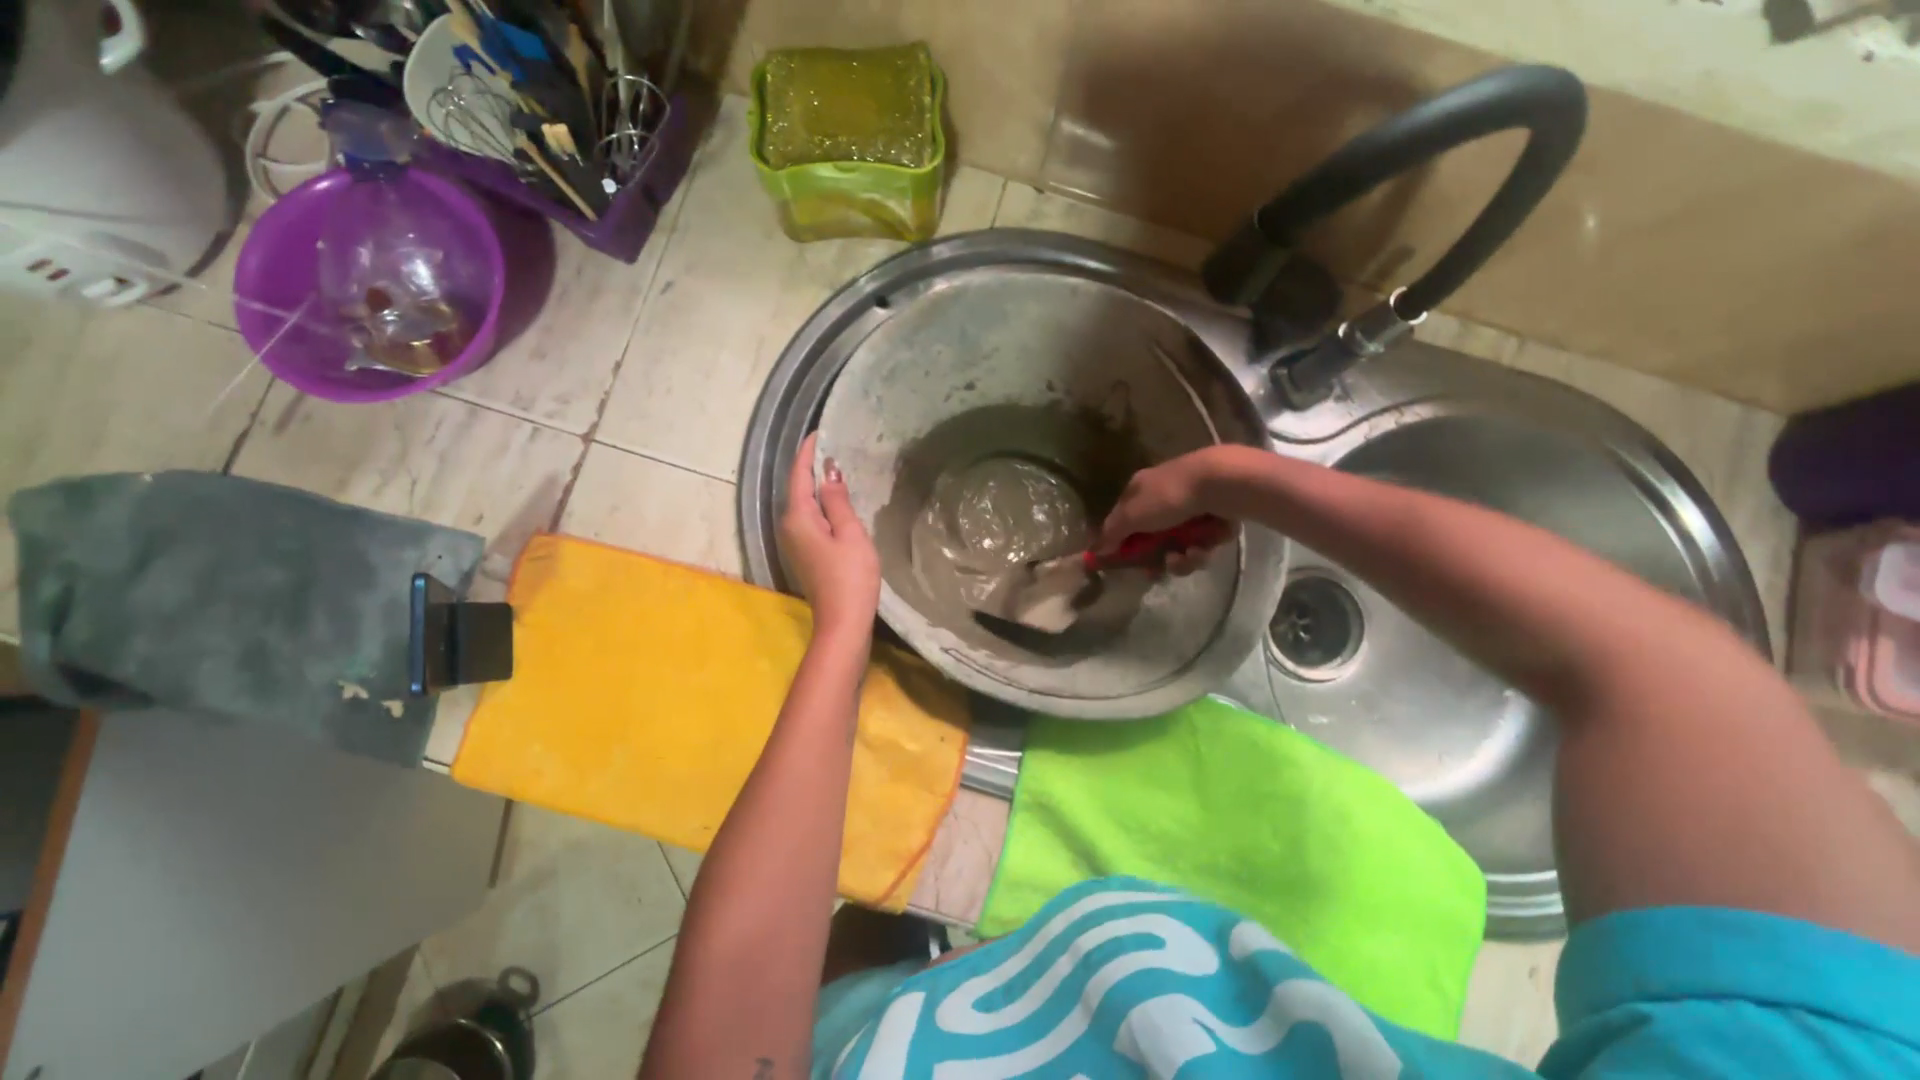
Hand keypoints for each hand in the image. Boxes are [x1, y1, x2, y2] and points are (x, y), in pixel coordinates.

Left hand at [782, 433, 880, 638]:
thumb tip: (828, 470)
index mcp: (798, 517)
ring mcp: (794, 542)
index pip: (799, 474)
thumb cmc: (851, 576)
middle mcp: (788, 526)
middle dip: (812, 466)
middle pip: (798, 488)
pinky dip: (820, 505)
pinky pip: (809, 519)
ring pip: (803, 504)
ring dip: (816, 486)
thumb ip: (837, 500)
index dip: (808, 451)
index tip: (820, 431)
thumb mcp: (850, 533)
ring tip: (836, 465)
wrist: (843, 622)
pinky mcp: (804, 554)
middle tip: (834, 444)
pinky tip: (836, 500)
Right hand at [1098, 446, 1250, 574]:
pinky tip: (1204, 548)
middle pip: (1152, 538)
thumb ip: (1112, 533)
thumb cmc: (1169, 496)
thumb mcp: (1132, 515)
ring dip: (1180, 559)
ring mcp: (1191, 509)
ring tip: (1187, 557)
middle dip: (1154, 558)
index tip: (1119, 564)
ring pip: (1178, 546)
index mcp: (1141, 489)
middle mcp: (1164, 497)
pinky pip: (1201, 545)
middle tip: (1155, 572)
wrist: (1222, 484)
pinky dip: (1200, 550)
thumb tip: (1094, 550)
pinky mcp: (1215, 520)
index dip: (1119, 542)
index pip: (1122, 519)